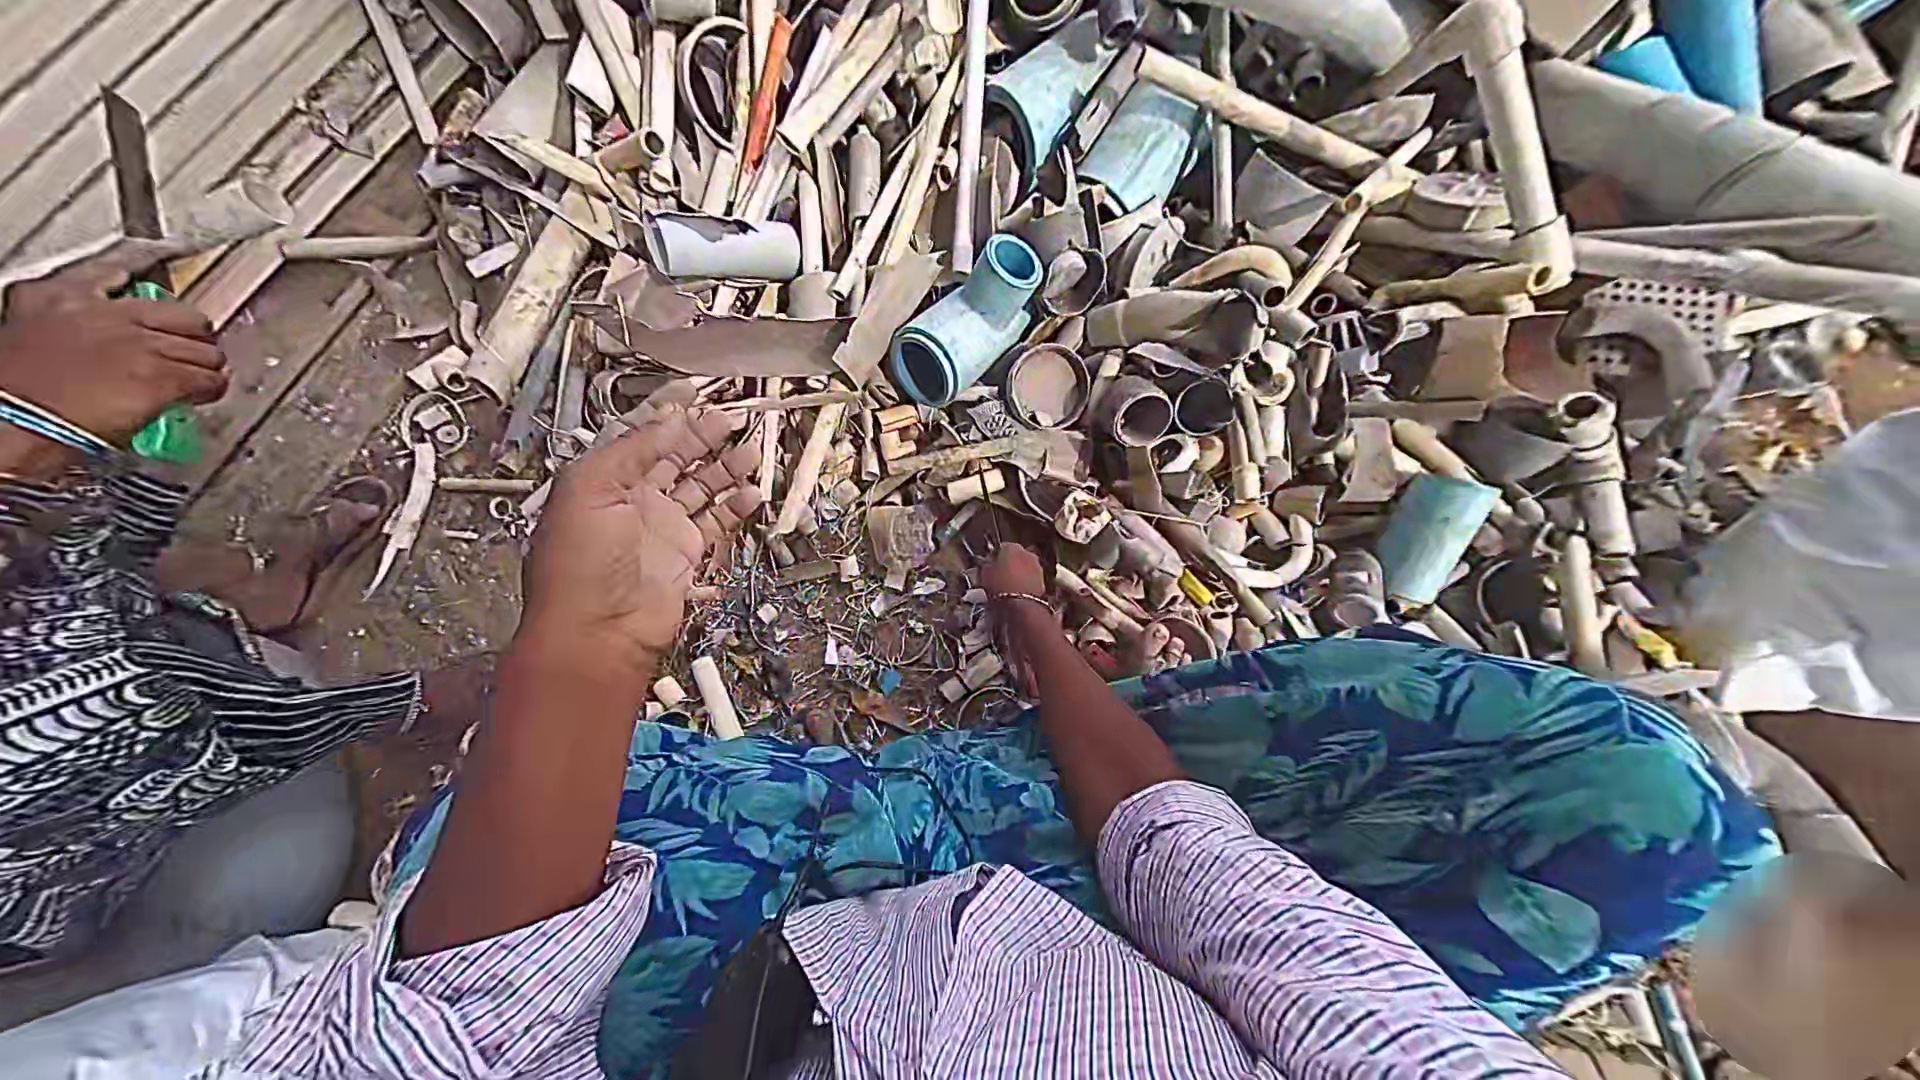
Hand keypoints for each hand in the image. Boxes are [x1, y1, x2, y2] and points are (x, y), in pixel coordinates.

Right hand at [0, 252, 225, 446]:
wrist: (10, 419)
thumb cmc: (20, 387)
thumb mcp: (34, 334)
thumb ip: (81, 324)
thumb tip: (121, 333)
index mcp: (55, 297)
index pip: (112, 268)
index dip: (145, 261)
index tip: (166, 250)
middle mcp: (101, 313)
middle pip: (186, 316)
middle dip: (194, 338)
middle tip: (182, 357)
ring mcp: (136, 343)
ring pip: (207, 352)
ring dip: (202, 370)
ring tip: (180, 383)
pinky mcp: (161, 374)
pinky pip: (211, 380)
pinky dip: (207, 391)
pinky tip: (188, 397)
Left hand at [518, 383, 761, 673]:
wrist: (600, 630)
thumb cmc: (582, 562)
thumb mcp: (591, 490)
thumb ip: (632, 450)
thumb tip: (669, 419)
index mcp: (606, 481)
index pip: (642, 438)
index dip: (670, 417)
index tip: (698, 398)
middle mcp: (636, 500)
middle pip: (677, 459)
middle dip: (705, 438)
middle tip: (734, 422)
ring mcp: (665, 527)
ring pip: (703, 488)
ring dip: (727, 469)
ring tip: (751, 453)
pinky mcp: (689, 553)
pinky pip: (718, 522)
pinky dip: (736, 506)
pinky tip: (751, 494)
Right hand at [983, 542, 1047, 598]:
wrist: (1021, 605)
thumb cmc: (999, 585)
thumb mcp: (984, 572)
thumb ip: (987, 563)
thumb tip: (989, 562)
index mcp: (1011, 547)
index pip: (1001, 547)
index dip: (994, 557)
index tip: (989, 566)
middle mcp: (1027, 552)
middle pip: (1015, 556)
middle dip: (1009, 564)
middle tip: (999, 575)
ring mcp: (1037, 566)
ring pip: (1024, 567)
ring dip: (1018, 573)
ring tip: (1008, 585)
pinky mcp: (1043, 580)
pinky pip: (1030, 578)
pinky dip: (1025, 582)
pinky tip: (1017, 591)